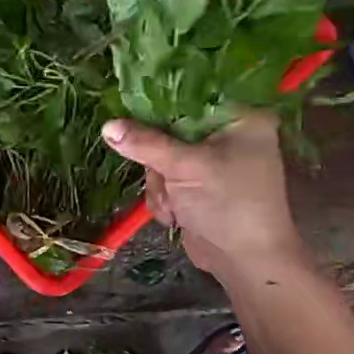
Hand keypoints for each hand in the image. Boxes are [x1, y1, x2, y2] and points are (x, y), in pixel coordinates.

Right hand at [102, 111, 309, 280]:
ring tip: (175, 205)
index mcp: (241, 116)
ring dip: (160, 186)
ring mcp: (212, 162)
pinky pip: (165, 180)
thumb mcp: (186, 168)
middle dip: (160, 163)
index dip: (160, 103)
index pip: (192, 93)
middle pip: (169, 128)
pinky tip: (176, 216)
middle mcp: (228, 134)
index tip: (132, 111)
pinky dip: (164, 199)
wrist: (245, 261)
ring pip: (161, 158)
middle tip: (166, 178)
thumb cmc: (229, 204)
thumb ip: (146, 144)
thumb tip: (107, 125)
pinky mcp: (198, 186)